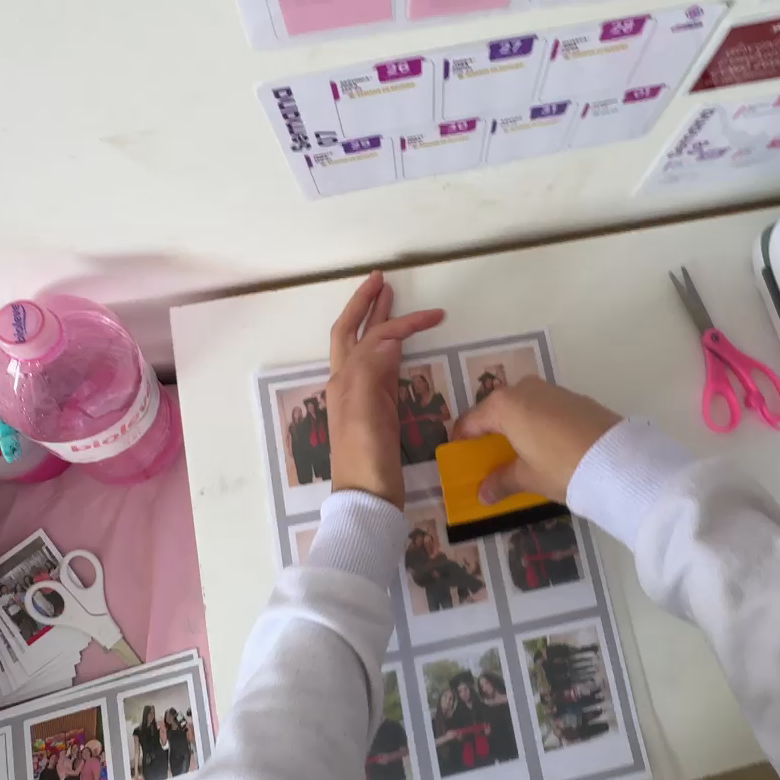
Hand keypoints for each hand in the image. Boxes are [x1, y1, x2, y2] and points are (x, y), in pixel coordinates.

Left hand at [328, 271, 444, 507]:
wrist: (368, 499)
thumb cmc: (365, 458)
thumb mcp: (364, 413)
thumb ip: (371, 372)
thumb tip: (388, 339)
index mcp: (345, 380)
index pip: (370, 337)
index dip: (399, 322)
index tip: (435, 315)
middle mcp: (349, 383)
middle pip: (354, 333)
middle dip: (366, 305)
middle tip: (381, 280)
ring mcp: (363, 396)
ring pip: (367, 348)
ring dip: (376, 322)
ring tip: (389, 300)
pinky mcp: (378, 410)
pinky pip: (381, 369)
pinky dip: (389, 349)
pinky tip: (398, 345)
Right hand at [450, 377, 620, 505]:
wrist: (618, 459)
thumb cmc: (562, 467)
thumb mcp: (528, 478)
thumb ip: (501, 481)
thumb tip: (483, 492)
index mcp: (504, 405)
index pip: (471, 420)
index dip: (461, 439)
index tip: (458, 456)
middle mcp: (524, 389)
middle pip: (496, 409)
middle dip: (489, 430)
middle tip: (487, 456)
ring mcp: (551, 390)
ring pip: (522, 405)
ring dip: (515, 425)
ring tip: (517, 452)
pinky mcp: (574, 397)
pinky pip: (544, 408)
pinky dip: (537, 423)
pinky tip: (545, 445)